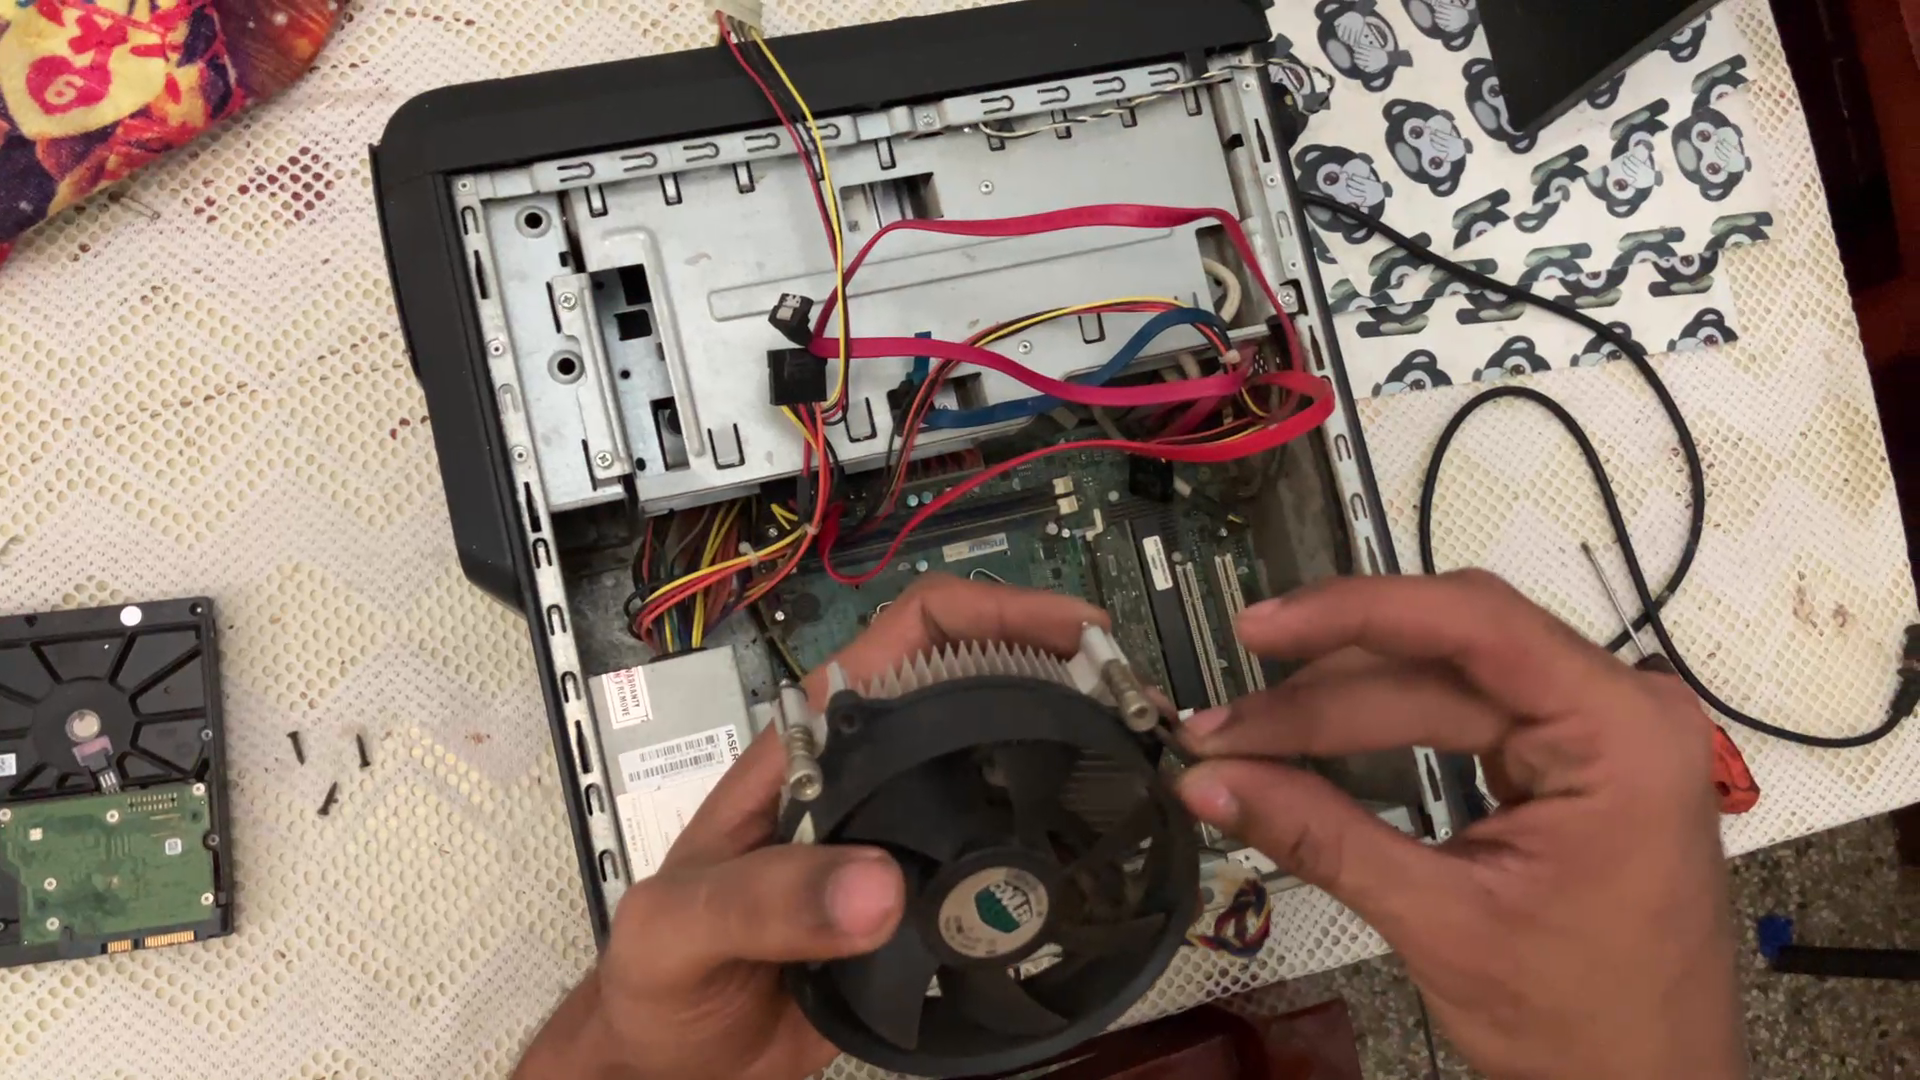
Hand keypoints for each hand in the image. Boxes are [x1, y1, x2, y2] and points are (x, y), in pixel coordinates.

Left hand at [514, 576, 1105, 1079]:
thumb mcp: (686, 926)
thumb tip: (877, 890)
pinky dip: (1053, 816)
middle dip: (1059, 665)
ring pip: (1001, 746)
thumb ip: (764, 901)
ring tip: (1137, 755)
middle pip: (978, 675)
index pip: (914, 630)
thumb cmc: (663, 976)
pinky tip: (1095, 832)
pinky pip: (1002, 828)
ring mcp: (906, 818)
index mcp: (819, 734)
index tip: (1074, 631)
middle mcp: (873, 761)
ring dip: (1070, 733)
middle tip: (1133, 701)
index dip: (995, 611)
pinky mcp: (930, 878)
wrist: (679, 1053)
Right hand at [1175, 571, 1744, 1079]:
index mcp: (1620, 733)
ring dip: (1322, 705)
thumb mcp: (1439, 922)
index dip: (1352, 612)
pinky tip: (1300, 732)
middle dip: (1314, 694)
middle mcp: (1604, 702)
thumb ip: (1316, 836)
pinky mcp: (1540, 745)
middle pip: (1429, 655)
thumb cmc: (1578, 1021)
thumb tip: (1199, 782)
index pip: (1472, 623)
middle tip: (1221, 728)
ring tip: (1241, 736)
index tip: (1256, 630)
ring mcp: (1573, 720)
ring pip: (1420, 674)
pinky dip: (1356, 720)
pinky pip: (1433, 703)